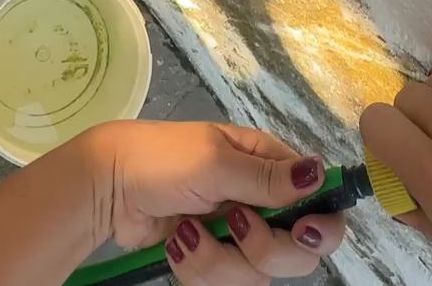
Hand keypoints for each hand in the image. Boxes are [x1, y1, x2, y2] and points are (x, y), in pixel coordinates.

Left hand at [77, 119, 346, 283]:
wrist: (109, 186)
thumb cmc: (162, 158)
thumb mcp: (214, 161)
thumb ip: (267, 177)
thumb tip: (321, 171)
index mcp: (265, 162)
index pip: (317, 196)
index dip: (320, 221)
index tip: (304, 232)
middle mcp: (258, 199)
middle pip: (296, 249)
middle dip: (264, 248)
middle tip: (235, 225)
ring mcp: (234, 232)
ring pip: (258, 274)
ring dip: (220, 260)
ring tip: (189, 231)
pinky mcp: (212, 258)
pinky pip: (225, 283)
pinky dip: (199, 269)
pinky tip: (178, 244)